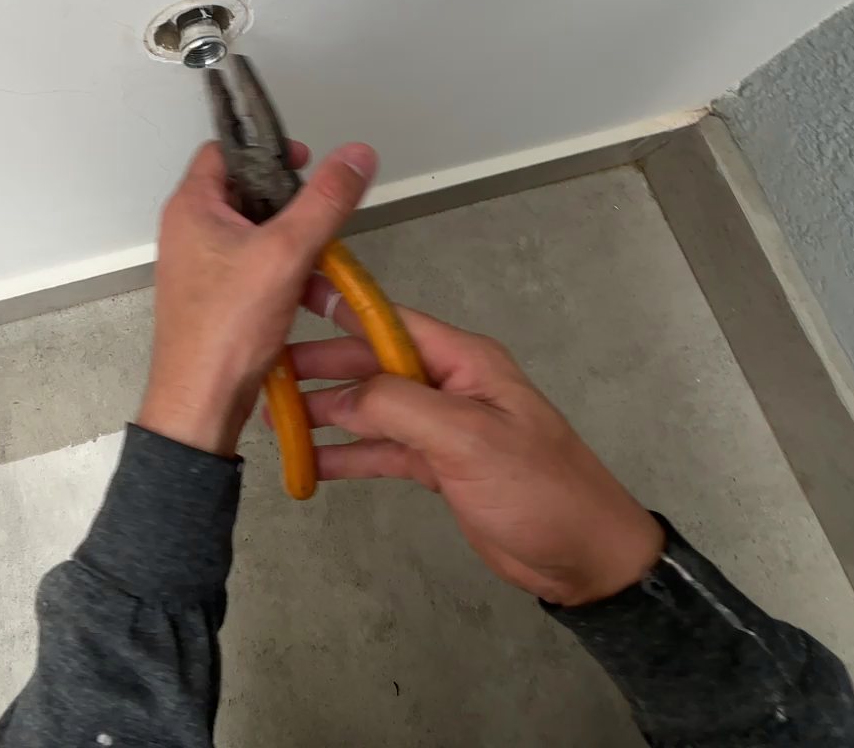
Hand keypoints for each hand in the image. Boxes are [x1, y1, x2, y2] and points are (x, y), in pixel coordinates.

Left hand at [137, 140, 376, 456]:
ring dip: (288, 236)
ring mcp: (199, 264)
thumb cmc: (228, 326)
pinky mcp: (213, 294)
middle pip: (242, 190)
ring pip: (251, 230)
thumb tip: (356, 154)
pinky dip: (279, 266)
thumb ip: (325, 201)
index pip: (224, 151)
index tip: (303, 161)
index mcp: (191, 207)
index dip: (265, 148)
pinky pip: (250, 263)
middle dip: (285, 198)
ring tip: (318, 250)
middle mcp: (189, 230)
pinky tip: (306, 285)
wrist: (202, 401)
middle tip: (318, 211)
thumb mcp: (286, 252)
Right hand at [291, 280, 663, 605]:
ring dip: (326, 413)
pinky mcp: (435, 464)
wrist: (585, 560)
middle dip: (321, 368)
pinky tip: (310, 462)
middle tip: (269, 372)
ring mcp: (439, 426)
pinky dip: (346, 454)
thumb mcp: (466, 436)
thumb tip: (341, 397)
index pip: (389, 320)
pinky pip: (380, 450)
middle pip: (371, 365)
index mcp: (460, 360)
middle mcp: (445, 384)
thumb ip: (398, 406)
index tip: (295, 294)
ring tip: (276, 417)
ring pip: (370, 409)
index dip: (342, 306)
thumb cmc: (534, 486)